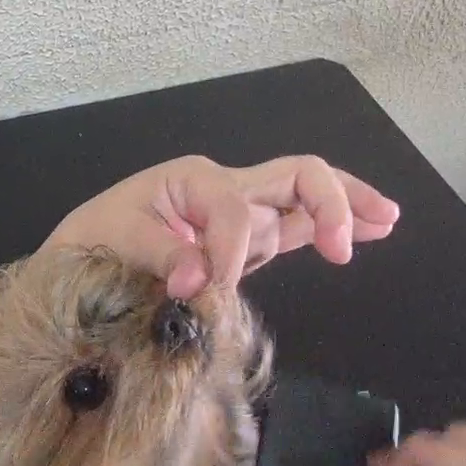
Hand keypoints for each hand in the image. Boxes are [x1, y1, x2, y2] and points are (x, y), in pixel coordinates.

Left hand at [43, 155, 399, 298]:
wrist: (80, 255)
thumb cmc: (93, 240)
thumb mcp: (117, 240)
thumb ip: (163, 255)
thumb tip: (202, 280)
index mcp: (193, 180)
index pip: (236, 211)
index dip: (232, 251)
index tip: (211, 289)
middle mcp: (223, 189)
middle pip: (294, 176)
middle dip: (330, 199)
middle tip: (348, 241)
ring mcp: (238, 213)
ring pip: (303, 198)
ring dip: (344, 207)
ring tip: (385, 220)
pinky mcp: (242, 240)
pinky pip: (293, 225)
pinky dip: (328, 225)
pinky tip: (366, 230)